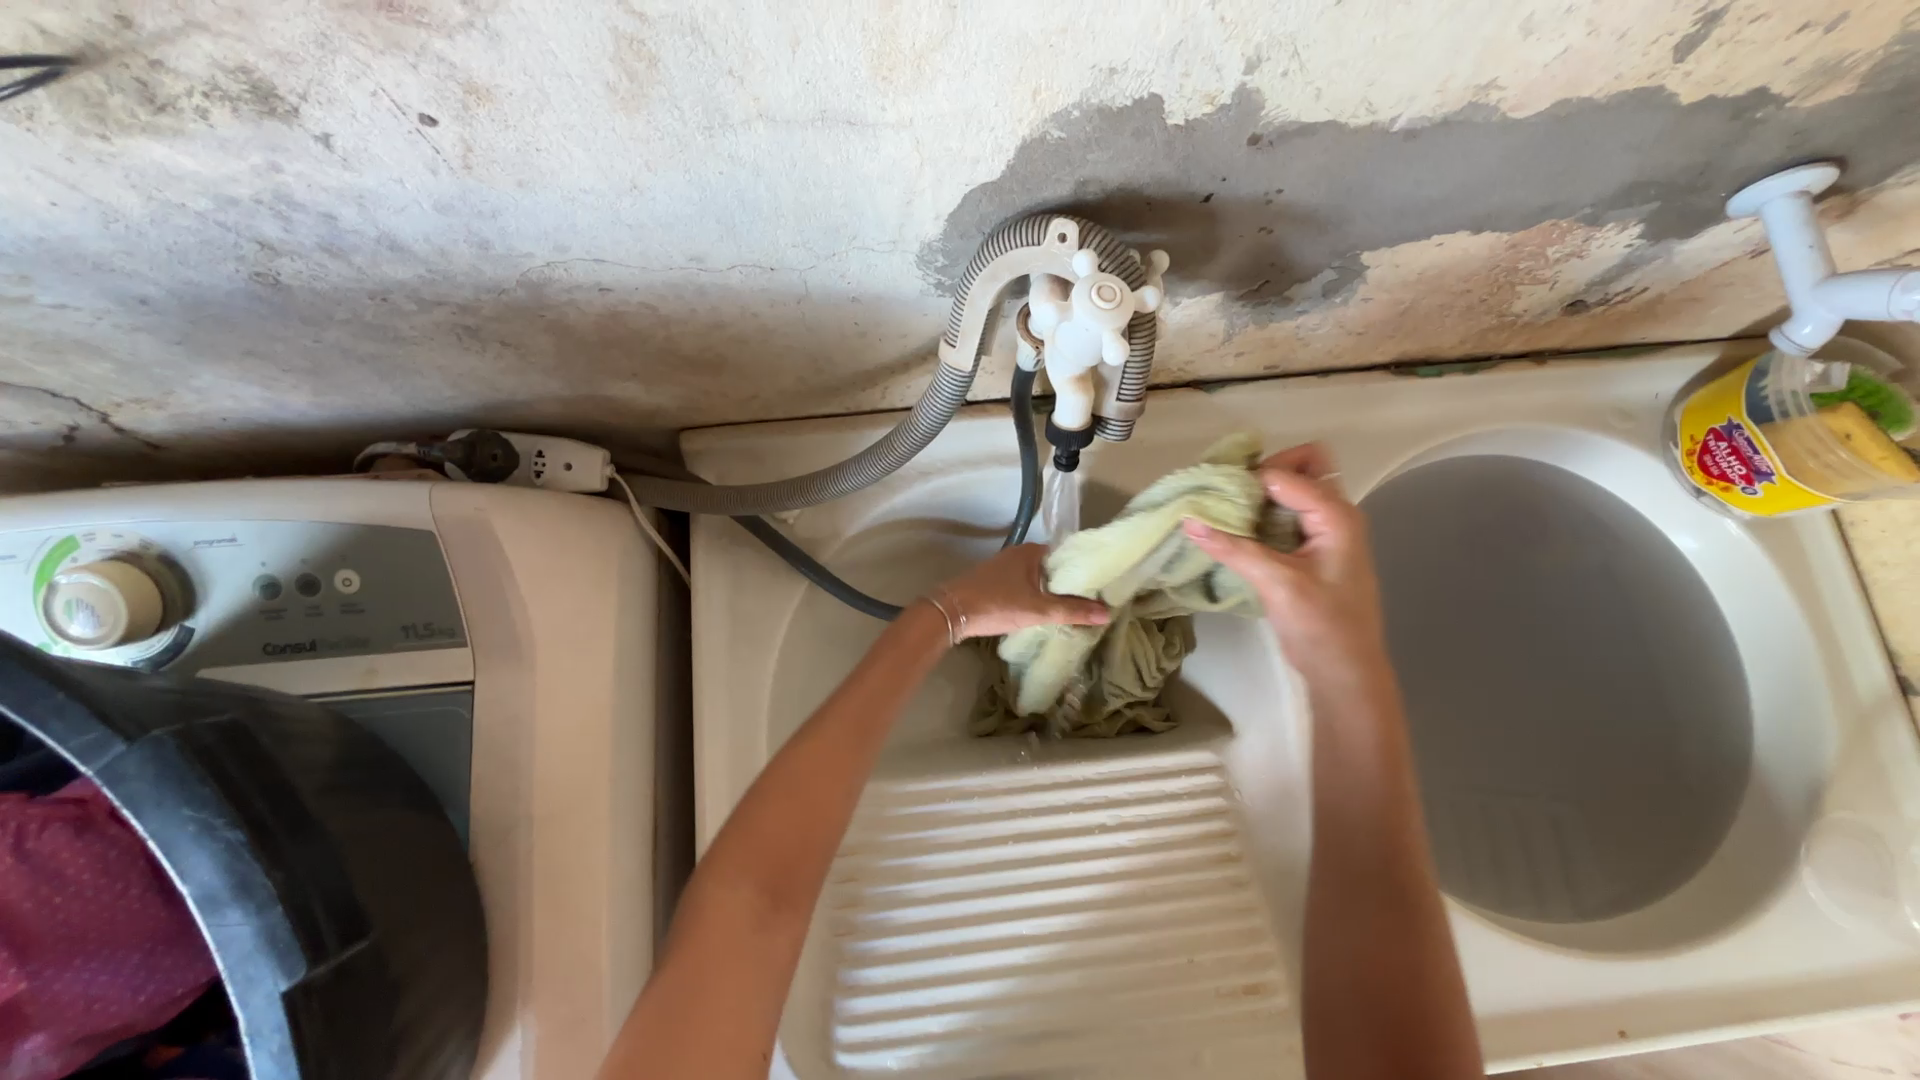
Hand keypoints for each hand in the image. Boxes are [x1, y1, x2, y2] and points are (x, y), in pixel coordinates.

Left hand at [926, 544, 1109, 641]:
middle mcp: (1020, 554)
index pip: (1068, 556)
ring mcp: (1005, 567)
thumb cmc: (996, 604)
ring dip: (1052, 592)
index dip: (1086, 570)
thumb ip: (1072, 611)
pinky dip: (1036, 596)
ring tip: (1074, 609)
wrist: (949, 612)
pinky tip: (1044, 611)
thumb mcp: (1038, 610)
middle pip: (1053, 568)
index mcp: (1032, 551)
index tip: (1103, 586)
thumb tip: (1107, 613)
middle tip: (1093, 602)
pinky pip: (1025, 586)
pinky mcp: (995, 582)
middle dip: (1070, 584)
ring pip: (1038, 579)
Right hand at [1180, 444, 1392, 694]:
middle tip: (1230, 498)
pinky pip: (1286, 515)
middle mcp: (1335, 514)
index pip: (1287, 474)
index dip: (1252, 481)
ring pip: (1293, 490)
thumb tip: (1188, 520)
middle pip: (1302, 466)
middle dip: (1264, 473)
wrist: (1345, 671)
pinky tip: (1235, 535)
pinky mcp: (1311, 550)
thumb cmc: (1321, 626)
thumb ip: (1234, 549)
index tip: (1218, 501)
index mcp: (1336, 515)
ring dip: (1259, 496)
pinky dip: (1261, 517)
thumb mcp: (1276, 584)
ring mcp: (1325, 532)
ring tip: (1225, 515)